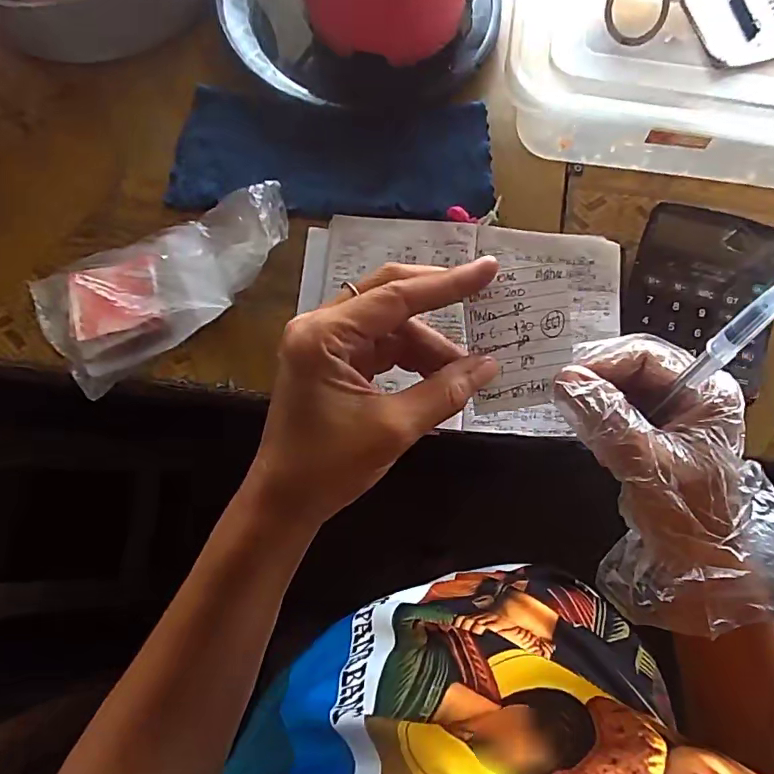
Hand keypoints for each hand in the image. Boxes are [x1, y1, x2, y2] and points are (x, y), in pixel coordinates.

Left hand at [246, 258, 499, 527]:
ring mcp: (323, 344)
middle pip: (388, 297)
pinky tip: (437, 377)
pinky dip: (410, 359)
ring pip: (388, 326)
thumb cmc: (329, 468)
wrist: (285, 502)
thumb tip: (489, 366)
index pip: (396, 297)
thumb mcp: (395, 428)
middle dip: (436, 300)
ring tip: (462, 373)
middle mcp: (319, 328)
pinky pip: (379, 347)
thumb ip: (445, 391)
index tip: (488, 270)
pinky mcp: (330, 363)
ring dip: (426, 346)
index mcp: (324, 336)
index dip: (447, 285)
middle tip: (481, 298)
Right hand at [553, 334, 773, 635]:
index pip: (648, 356)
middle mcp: (695, 396)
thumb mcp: (645, 463)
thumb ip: (607, 419)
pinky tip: (591, 432)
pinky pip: (622, 412)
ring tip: (575, 413)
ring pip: (625, 389)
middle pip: (636, 368)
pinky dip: (601, 419)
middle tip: (564, 392)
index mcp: (709, 393)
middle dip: (598, 379)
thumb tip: (565, 380)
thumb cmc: (687, 517)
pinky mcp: (659, 435)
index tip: (567, 377)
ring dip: (597, 399)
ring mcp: (677, 416)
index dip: (605, 361)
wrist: (700, 568)